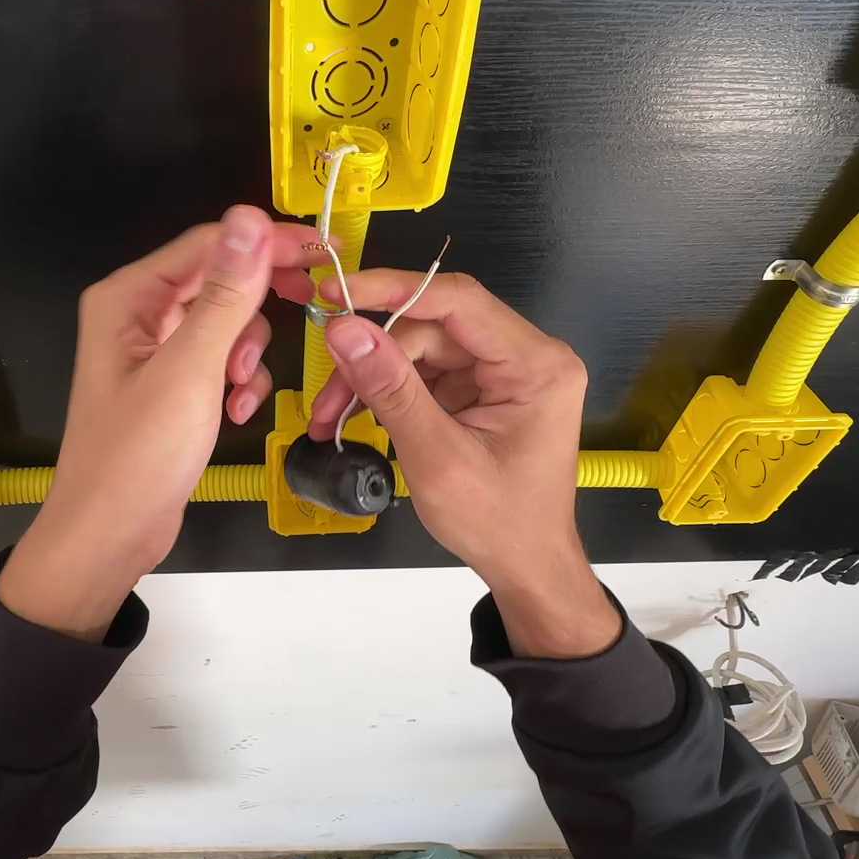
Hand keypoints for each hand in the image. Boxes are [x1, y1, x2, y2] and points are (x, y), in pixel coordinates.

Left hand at [0, 206, 319, 639]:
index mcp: (129, 296)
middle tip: (312, 302)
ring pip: (225, 322)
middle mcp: (138, 314)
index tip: (324, 253)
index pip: (209, 244)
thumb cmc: (139, 454)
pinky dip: (236, 379)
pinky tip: (235, 412)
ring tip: (239, 390)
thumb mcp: (190, 369)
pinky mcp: (172, 383)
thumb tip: (249, 215)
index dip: (267, 242)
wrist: (109, 536)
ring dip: (247, 351)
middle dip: (258, 302)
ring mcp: (155, 350)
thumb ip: (225, 293)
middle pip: (218, 279)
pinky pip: (218, 359)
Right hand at [307, 271, 619, 658]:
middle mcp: (523, 357)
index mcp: (534, 364)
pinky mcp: (477, 390)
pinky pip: (421, 374)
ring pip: (418, 351)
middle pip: (430, 329)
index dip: (391, 290)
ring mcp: (499, 373)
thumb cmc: (498, 522)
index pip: (457, 301)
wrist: (526, 568)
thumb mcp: (437, 458)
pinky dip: (384, 393)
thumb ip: (391, 390)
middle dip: (372, 357)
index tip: (335, 292)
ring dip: (370, 379)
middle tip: (324, 396)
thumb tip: (343, 330)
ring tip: (329, 416)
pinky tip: (351, 415)